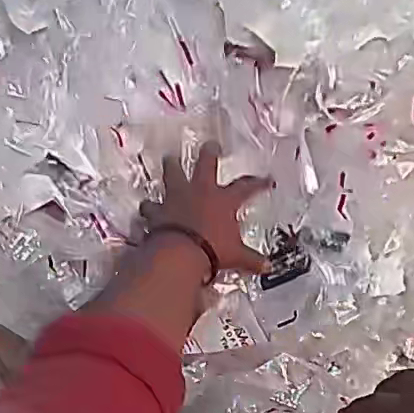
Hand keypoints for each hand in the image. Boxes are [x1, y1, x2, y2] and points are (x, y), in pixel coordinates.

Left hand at [138, 141, 271, 274]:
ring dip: (172, 166)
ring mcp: (176, 197)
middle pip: (206, 164)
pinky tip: (146, 207)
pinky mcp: (158, 210)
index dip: (258, 183)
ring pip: (173, 173)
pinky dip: (149, 207)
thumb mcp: (236, 256)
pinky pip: (150, 205)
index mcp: (223, 200)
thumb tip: (267, 267)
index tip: (267, 179)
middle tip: (211, 145)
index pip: (246, 187)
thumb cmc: (212, 251)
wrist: (180, 254)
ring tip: (170, 159)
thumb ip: (251, 260)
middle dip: (210, 152)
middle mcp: (200, 191)